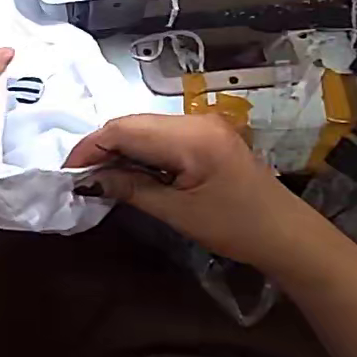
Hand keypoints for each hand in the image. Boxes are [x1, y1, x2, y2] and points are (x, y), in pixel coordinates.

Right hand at [63, 113, 320, 270]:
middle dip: (100, 147)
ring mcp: (202, 124)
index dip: (90, 148)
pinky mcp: (205, 134)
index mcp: (190, 137)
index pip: (123, 130)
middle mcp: (194, 120)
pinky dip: (137, 148)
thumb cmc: (236, 228)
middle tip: (80, 175)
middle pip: (130, 123)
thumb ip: (129, 188)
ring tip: (98, 174)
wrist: (289, 236)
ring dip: (117, 147)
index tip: (68, 172)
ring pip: (142, 126)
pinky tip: (127, 169)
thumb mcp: (177, 212)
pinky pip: (159, 133)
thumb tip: (88, 180)